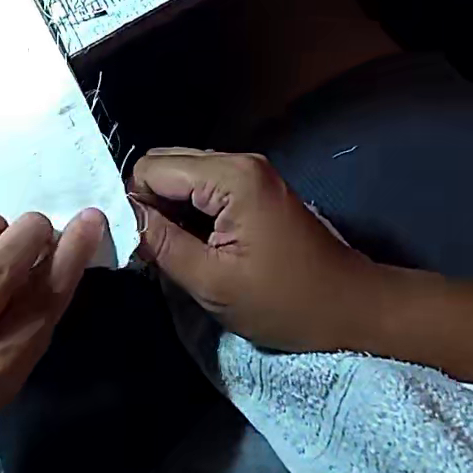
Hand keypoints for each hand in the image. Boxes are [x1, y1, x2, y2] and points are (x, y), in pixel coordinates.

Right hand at [130, 148, 382, 351]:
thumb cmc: (286, 303)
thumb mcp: (213, 282)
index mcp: (230, 177)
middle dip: (149, 201)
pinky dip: (188, 208)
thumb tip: (117, 215)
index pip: (151, 168)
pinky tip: (194, 240)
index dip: (134, 201)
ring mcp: (249, 171)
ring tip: (172, 246)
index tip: (135, 241)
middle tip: (152, 246)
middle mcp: (238, 160)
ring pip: (181, 173)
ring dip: (168, 206)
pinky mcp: (253, 185)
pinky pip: (202, 184)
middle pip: (165, 163)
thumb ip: (159, 243)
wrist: (354, 311)